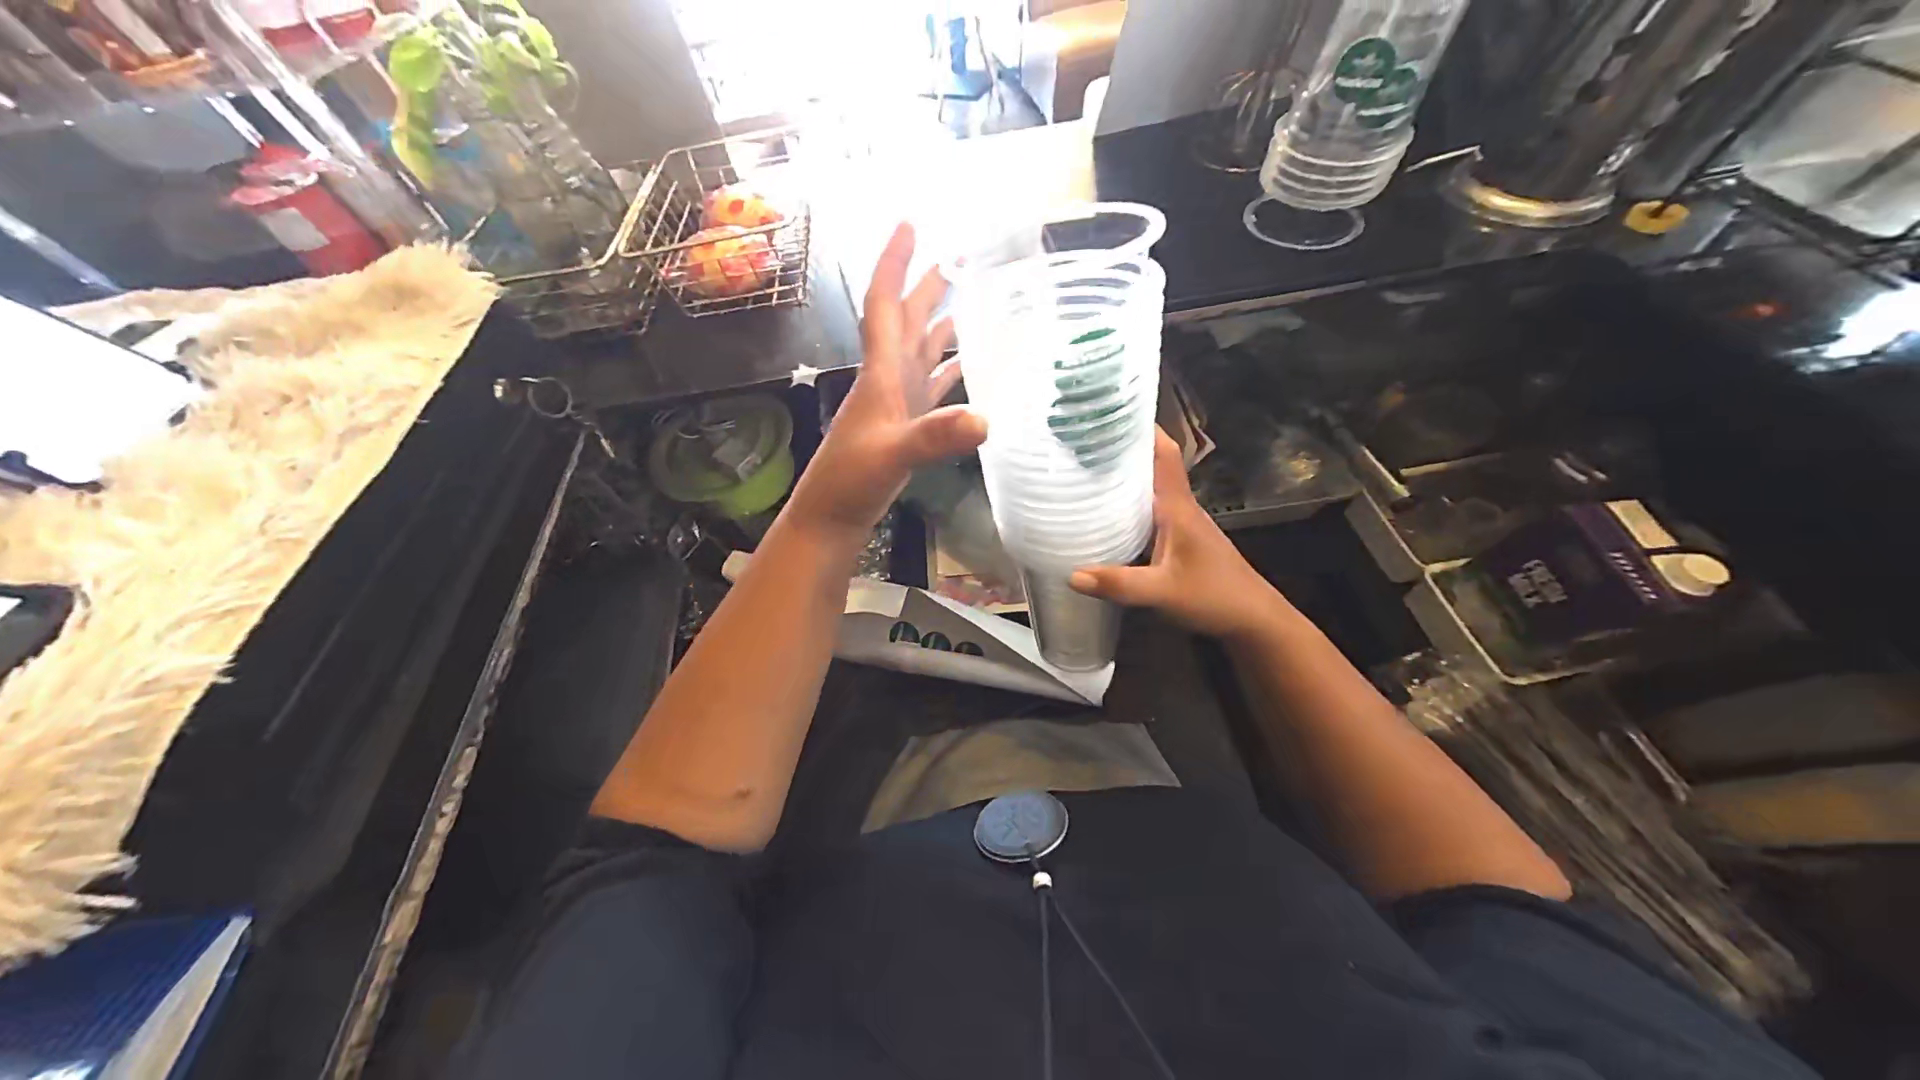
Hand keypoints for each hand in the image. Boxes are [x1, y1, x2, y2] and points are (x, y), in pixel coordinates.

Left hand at [784, 223, 986, 541]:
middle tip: (958, 256)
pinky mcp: (906, 426)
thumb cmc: (850, 481)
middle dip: (928, 285)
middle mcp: (888, 379)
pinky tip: (968, 367)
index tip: (909, 225)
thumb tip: (985, 419)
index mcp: (880, 373)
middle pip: (908, 321)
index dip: (894, 264)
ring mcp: (896, 403)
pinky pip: (931, 387)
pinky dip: (949, 371)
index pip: (885, 306)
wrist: (831, 517)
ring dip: (941, 324)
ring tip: (971, 301)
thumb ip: (934, 437)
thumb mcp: (893, 455)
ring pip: (920, 351)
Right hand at [1069, 429, 1296, 640]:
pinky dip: (1124, 505)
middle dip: (1120, 449)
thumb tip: (1071, 574)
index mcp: (1178, 508)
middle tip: (1080, 439)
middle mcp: (1178, 508)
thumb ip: (1119, 584)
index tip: (1111, 411)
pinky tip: (1101, 514)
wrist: (1252, 619)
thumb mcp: (1163, 593)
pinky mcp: (1176, 541)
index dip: (1143, 429)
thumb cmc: (1215, 596)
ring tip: (1081, 468)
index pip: (1164, 454)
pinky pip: (1145, 512)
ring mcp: (1179, 524)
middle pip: (1150, 466)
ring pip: (1147, 489)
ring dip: (1121, 476)